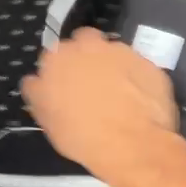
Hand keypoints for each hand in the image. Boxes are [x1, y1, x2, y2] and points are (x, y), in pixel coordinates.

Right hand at [21, 27, 184, 184]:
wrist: (133, 145)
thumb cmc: (81, 134)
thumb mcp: (45, 118)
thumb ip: (37, 91)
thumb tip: (36, 80)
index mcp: (56, 57)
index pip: (53, 54)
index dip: (59, 69)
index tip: (64, 85)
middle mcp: (88, 46)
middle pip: (84, 41)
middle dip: (86, 55)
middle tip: (90, 81)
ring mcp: (122, 53)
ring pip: (113, 52)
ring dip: (112, 65)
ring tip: (116, 91)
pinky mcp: (149, 64)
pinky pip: (138, 67)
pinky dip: (136, 77)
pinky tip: (137, 98)